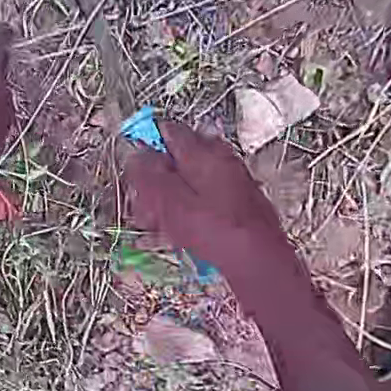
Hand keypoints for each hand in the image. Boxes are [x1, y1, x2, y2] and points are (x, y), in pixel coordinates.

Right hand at [125, 120, 305, 290]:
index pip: (167, 131)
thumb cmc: (213, 229)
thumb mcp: (170, 201)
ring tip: (156, 223)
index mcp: (203, 152)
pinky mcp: (238, 203)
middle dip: (156, 178)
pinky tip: (179, 232)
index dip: (145, 145)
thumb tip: (136, 155)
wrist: (257, 260)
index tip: (133, 168)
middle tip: (143, 203)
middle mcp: (221, 159)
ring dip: (169, 198)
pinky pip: (204, 198)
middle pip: (178, 158)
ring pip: (190, 180)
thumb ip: (150, 174)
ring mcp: (233, 180)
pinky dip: (187, 210)